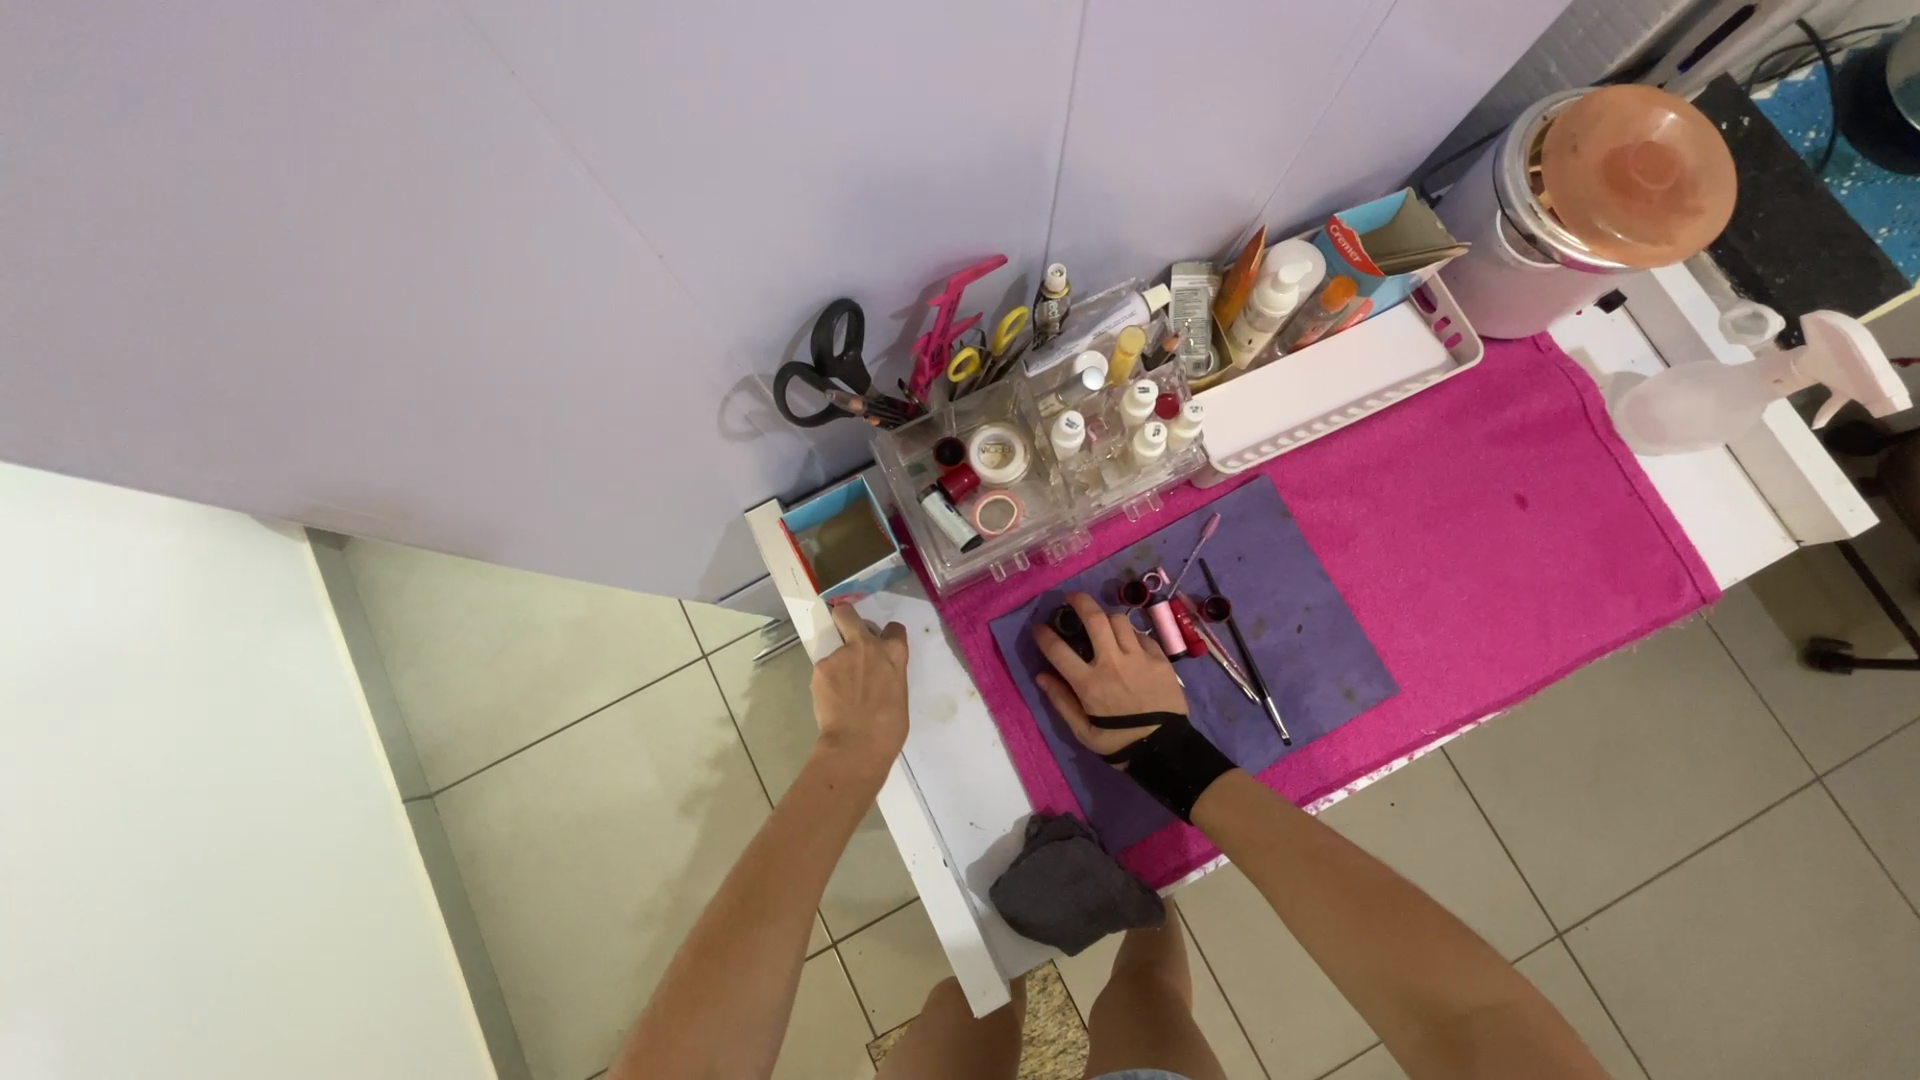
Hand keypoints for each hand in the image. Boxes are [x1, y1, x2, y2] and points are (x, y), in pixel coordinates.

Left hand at [810, 601, 909, 774]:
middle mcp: (867, 645)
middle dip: (845, 618)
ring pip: (835, 650)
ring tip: (840, 691)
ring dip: (838, 664)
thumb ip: (889, 675)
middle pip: (848, 614)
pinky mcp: (820, 667)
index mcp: (893, 653)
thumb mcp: (900, 694)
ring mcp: (841, 654)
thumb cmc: (888, 727)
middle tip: (844, 632)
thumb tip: (879, 677)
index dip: (886, 636)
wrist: (857, 743)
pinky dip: (827, 681)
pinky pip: (824, 669)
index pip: (893, 629)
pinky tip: (831, 699)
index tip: (881, 645)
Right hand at [1032, 591, 1187, 763]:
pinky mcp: (1160, 660)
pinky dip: (1131, 635)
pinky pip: (1142, 635)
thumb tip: (1041, 676)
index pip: (1058, 650)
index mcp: (1089, 683)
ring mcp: (1139, 658)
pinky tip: (1128, 643)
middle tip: (1071, 597)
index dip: (1043, 635)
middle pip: (1094, 618)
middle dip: (1079, 601)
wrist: (1165, 750)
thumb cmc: (1119, 744)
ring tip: (1103, 623)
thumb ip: (1061, 702)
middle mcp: (1112, 663)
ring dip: (1106, 618)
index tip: (1038, 628)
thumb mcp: (1083, 732)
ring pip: (1119, 621)